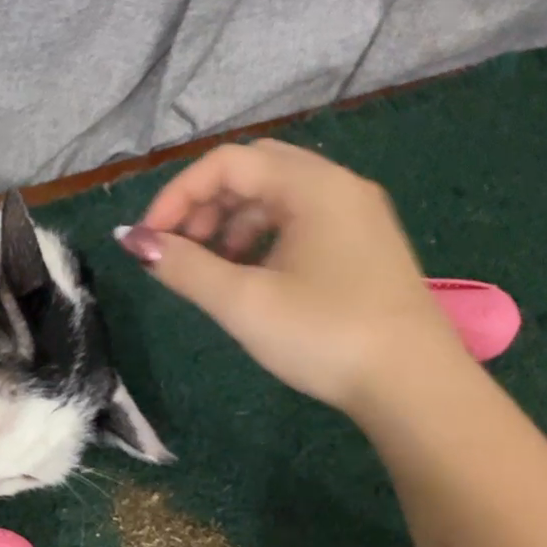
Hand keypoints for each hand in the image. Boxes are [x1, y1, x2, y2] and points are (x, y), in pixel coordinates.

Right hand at [116, 140, 468, 412]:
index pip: (228, 163)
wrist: (411, 383)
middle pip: (254, 171)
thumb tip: (134, 243)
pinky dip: (260, 239)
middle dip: (204, 204)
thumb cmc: (323, 334)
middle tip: (177, 249)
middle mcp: (337, 187)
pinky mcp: (361, 246)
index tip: (147, 240)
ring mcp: (354, 216)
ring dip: (230, 222)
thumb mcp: (243, 302)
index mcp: (312, 186)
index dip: (177, 195)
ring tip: (208, 268)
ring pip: (276, 198)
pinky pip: (298, 222)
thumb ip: (185, 267)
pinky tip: (248, 277)